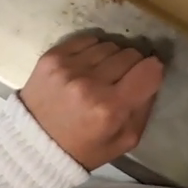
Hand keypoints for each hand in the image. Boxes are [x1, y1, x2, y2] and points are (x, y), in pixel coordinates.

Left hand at [18, 34, 165, 169]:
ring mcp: (69, 68)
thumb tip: (154, 75)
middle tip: (121, 79)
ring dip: (111, 57)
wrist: (33, 144)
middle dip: (132, 65)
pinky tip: (87, 65)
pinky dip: (92, 49)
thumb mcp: (124, 141)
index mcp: (111, 109)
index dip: (153, 71)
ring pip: (109, 45)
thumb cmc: (82, 148)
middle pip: (130, 54)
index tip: (147, 75)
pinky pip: (87, 39)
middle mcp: (90, 84)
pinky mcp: (52, 56)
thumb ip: (144, 109)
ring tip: (101, 74)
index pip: (149, 71)